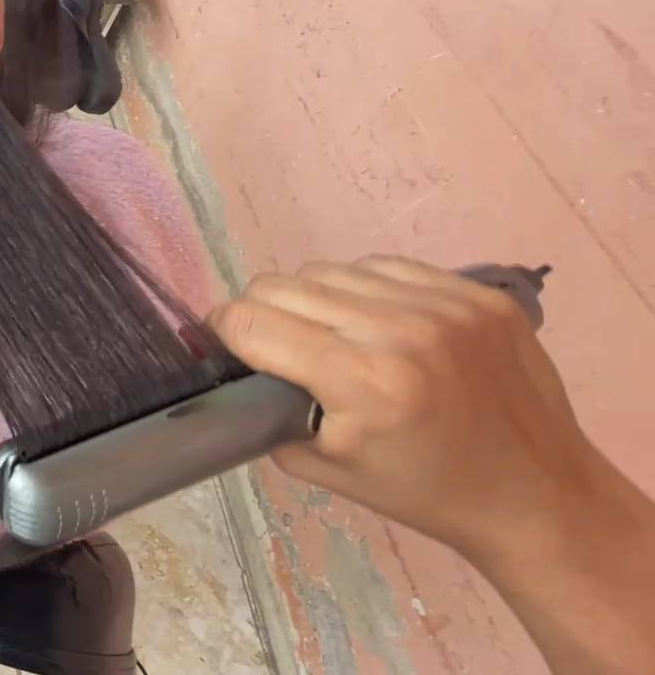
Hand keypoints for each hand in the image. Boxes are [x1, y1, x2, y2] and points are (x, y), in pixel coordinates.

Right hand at [208, 256, 604, 567]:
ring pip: (321, 271)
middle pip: (276, 286)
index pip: (248, 321)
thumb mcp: (319, 463)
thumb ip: (262, 408)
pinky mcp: (476, 294)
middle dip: (260, 314)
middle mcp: (401, 331)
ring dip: (310, 300)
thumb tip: (229, 366)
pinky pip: (376, 267)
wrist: (544, 499)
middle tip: (278, 348)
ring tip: (333, 336)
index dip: (222, 331)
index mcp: (362, 380)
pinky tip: (377, 325)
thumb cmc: (422, 490)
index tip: (227, 348)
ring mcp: (444, 306)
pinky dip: (360, 290)